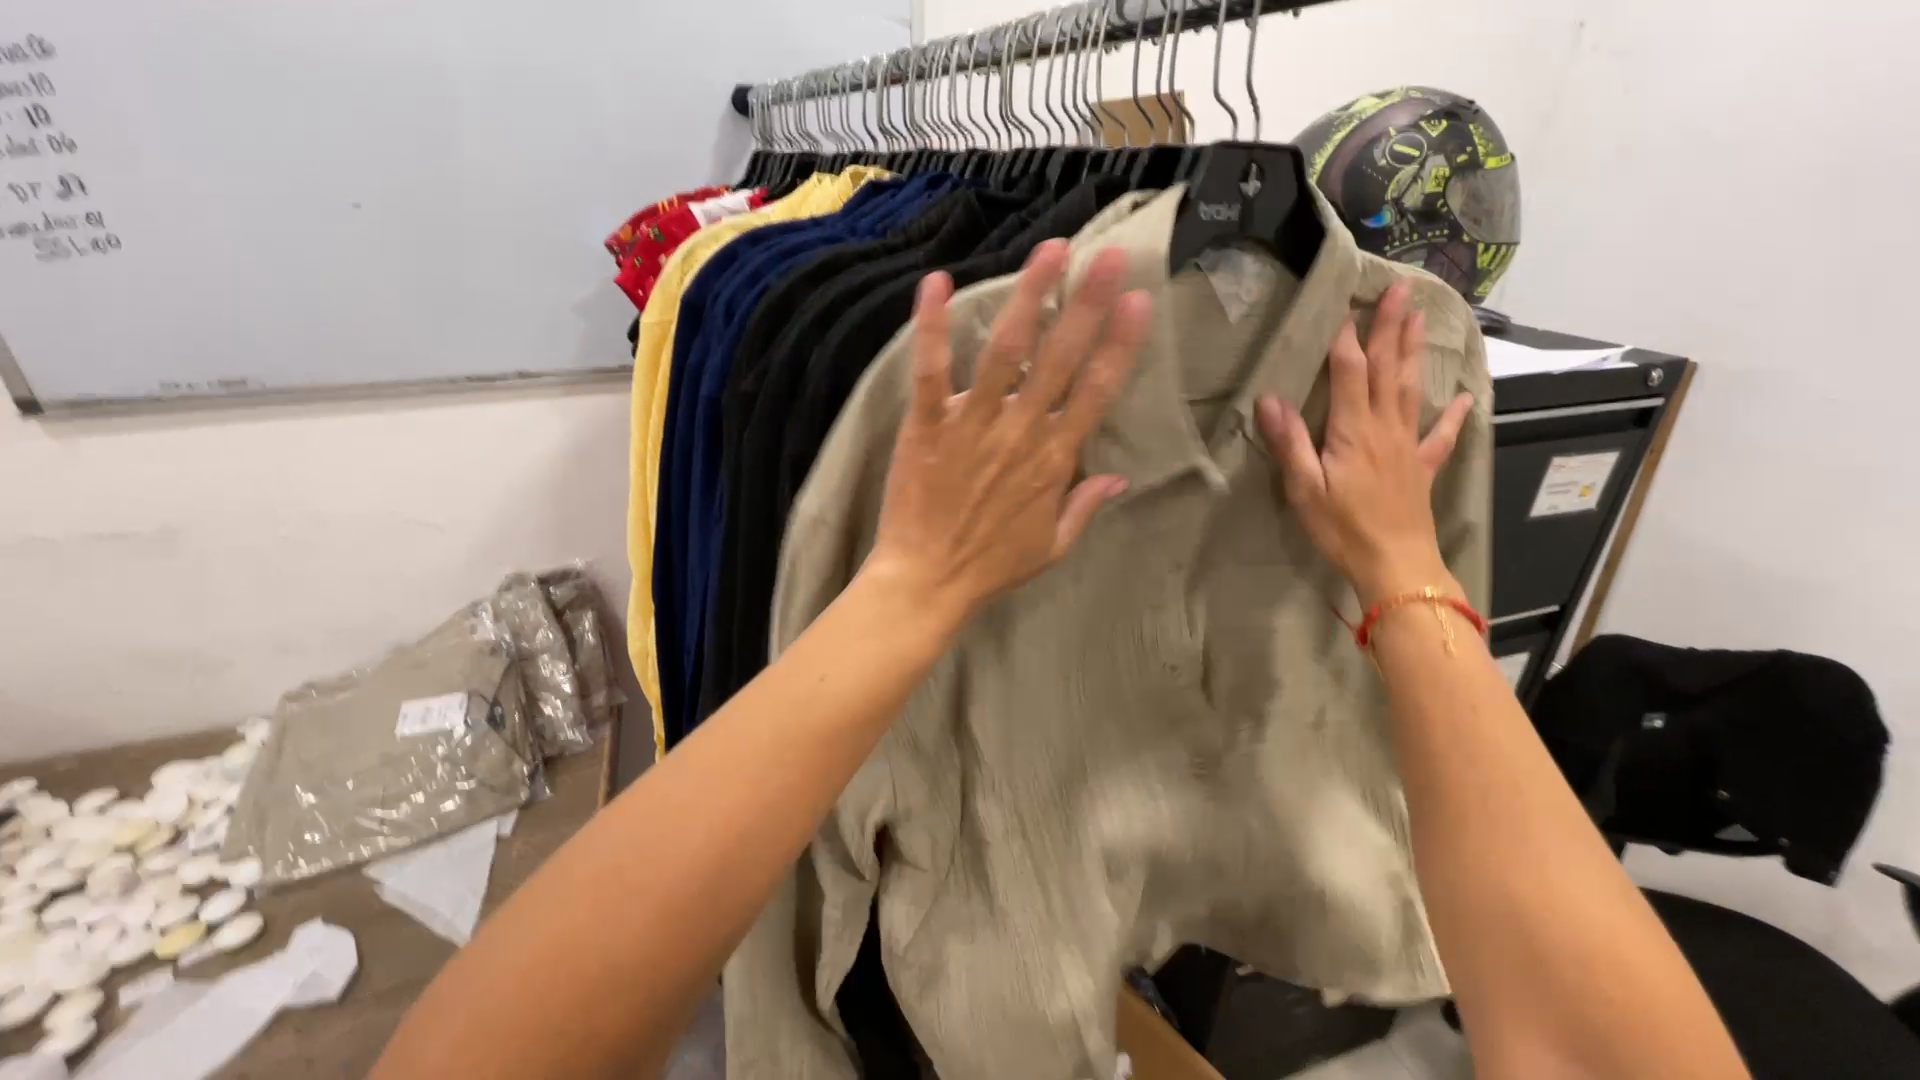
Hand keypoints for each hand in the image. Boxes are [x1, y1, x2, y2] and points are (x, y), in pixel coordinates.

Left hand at [862, 240, 1151, 622]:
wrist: (927, 582)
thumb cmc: (990, 566)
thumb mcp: (1052, 546)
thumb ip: (1086, 506)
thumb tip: (1121, 478)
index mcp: (1054, 460)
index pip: (1098, 390)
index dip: (1120, 342)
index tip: (1138, 300)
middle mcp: (1021, 432)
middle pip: (1061, 357)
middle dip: (1088, 302)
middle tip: (1107, 254)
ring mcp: (972, 426)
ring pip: (1005, 351)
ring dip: (1029, 296)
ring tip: (1050, 250)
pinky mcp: (927, 426)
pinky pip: (932, 371)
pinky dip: (933, 325)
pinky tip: (938, 281)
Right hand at [1255, 282, 1473, 605]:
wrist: (1396, 565)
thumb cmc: (1342, 528)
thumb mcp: (1304, 488)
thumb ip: (1290, 441)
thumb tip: (1270, 398)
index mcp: (1354, 431)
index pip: (1350, 373)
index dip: (1346, 338)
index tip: (1345, 303)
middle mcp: (1385, 428)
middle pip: (1388, 369)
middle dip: (1392, 327)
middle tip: (1401, 289)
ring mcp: (1408, 447)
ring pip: (1412, 389)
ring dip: (1415, 352)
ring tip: (1422, 318)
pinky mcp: (1421, 468)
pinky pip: (1440, 436)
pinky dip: (1454, 416)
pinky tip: (1466, 399)